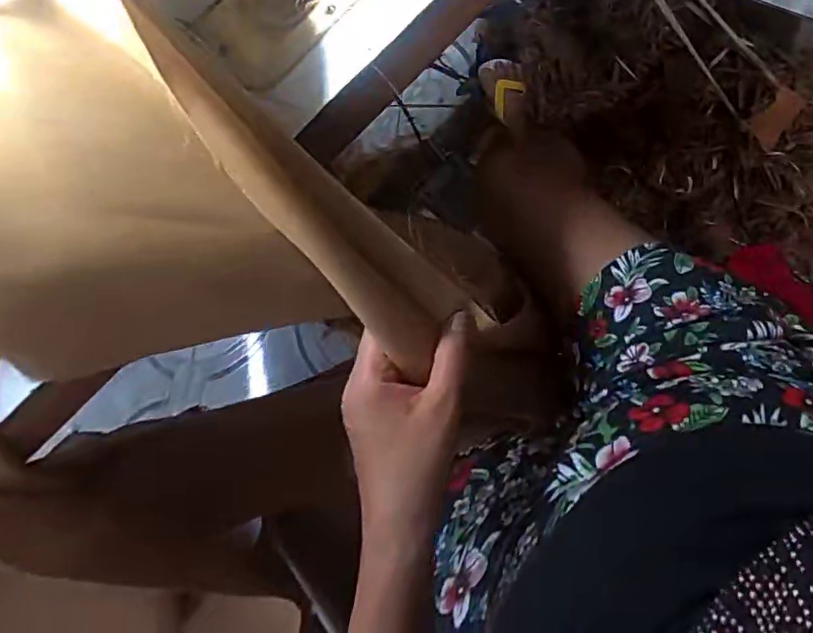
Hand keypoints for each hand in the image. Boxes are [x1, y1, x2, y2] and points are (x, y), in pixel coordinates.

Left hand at [342, 313, 469, 539]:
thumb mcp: (445, 403)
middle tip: (449, 305)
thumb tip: (458, 314)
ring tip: (450, 329)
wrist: (401, 526)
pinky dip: (416, 369)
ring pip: (391, 361)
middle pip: (383, 342)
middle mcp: (355, 388)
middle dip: (416, 324)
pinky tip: (441, 366)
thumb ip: (452, 355)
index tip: (432, 285)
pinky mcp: (374, 420)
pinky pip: (394, 380)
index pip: (378, 326)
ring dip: (418, 348)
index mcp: (363, 381)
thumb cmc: (419, 462)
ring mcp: (362, 406)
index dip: (403, 303)